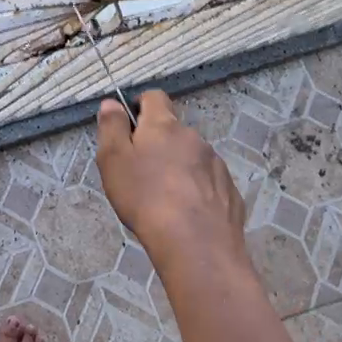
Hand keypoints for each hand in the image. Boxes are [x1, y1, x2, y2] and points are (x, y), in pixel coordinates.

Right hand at [95, 91, 246, 270]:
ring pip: (191, 157)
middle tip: (139, 171)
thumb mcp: (112, 159)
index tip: (127, 127)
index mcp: (163, 126)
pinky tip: (185, 213)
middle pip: (172, 130)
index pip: (154, 97)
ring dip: (177, 166)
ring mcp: (216, 165)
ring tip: (162, 197)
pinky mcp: (230, 192)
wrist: (196, 244)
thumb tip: (111, 104)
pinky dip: (196, 189)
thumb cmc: (145, 196)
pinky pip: (208, 182)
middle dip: (157, 143)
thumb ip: (111, 127)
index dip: (139, 106)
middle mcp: (194, 138)